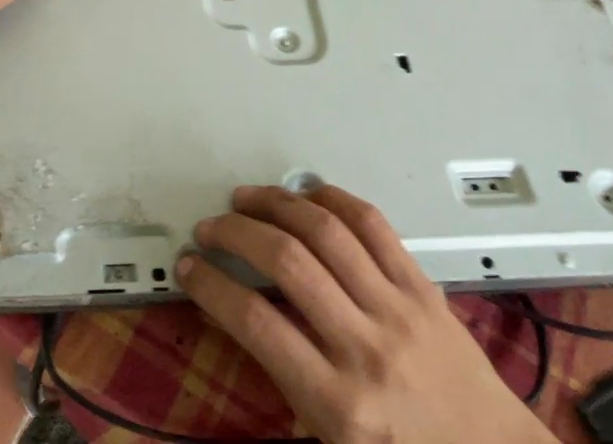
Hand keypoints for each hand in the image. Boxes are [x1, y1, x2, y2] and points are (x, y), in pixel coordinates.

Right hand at [178, 185, 552, 443]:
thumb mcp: (330, 438)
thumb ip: (281, 378)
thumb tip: (234, 314)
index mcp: (338, 402)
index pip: (256, 323)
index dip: (211, 285)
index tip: (189, 267)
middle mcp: (367, 349)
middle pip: (287, 262)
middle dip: (235, 233)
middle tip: (210, 228)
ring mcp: (399, 311)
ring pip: (326, 233)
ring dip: (275, 204)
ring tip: (245, 200)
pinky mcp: (423, 287)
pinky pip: (374, 227)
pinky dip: (333, 198)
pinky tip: (305, 194)